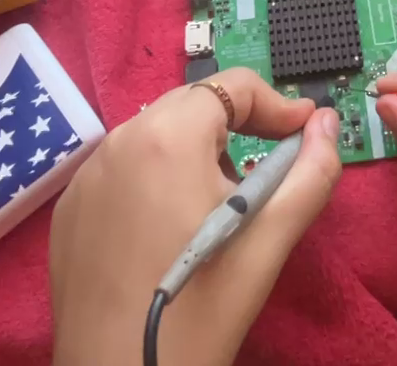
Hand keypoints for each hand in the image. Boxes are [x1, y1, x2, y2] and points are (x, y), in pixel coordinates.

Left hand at [49, 69, 341, 365]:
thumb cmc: (200, 311)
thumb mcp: (269, 241)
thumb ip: (311, 171)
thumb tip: (325, 121)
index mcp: (168, 136)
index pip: (233, 86)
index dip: (276, 104)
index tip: (302, 131)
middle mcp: (120, 138)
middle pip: (195, 103)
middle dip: (239, 123)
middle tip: (267, 166)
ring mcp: (88, 173)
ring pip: (159, 131)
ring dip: (198, 148)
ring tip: (220, 200)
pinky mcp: (70, 206)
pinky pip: (126, 164)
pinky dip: (157, 174)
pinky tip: (170, 224)